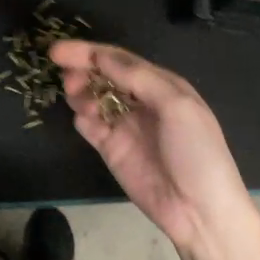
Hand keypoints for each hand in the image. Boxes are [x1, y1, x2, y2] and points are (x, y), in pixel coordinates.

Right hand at [50, 41, 253, 248]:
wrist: (199, 209)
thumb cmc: (196, 152)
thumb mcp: (177, 106)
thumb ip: (138, 78)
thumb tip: (102, 56)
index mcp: (163, 86)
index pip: (121, 61)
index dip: (91, 52)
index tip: (59, 50)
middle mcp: (142, 102)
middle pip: (104, 77)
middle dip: (82, 70)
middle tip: (62, 73)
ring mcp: (125, 127)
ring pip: (94, 100)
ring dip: (81, 93)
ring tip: (73, 95)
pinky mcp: (112, 151)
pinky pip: (91, 127)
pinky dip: (83, 119)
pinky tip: (84, 120)